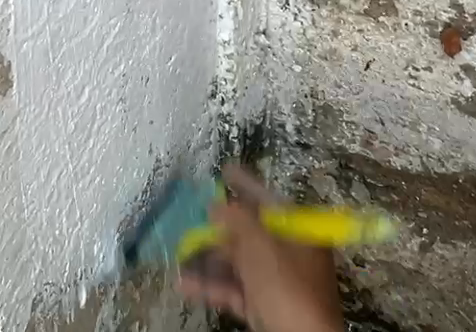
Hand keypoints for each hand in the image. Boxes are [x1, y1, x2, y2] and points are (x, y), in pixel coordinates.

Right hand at [178, 164, 346, 331]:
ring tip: (177, 255)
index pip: (269, 200)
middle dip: (215, 228)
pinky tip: (183, 283)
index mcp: (298, 233)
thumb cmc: (285, 284)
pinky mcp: (262, 306)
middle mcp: (289, 255)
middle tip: (189, 217)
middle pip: (248, 233)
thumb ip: (236, 218)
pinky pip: (233, 289)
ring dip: (206, 259)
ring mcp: (275, 282)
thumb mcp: (260, 243)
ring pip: (236, 262)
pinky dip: (210, 285)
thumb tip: (215, 206)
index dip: (245, 183)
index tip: (224, 168)